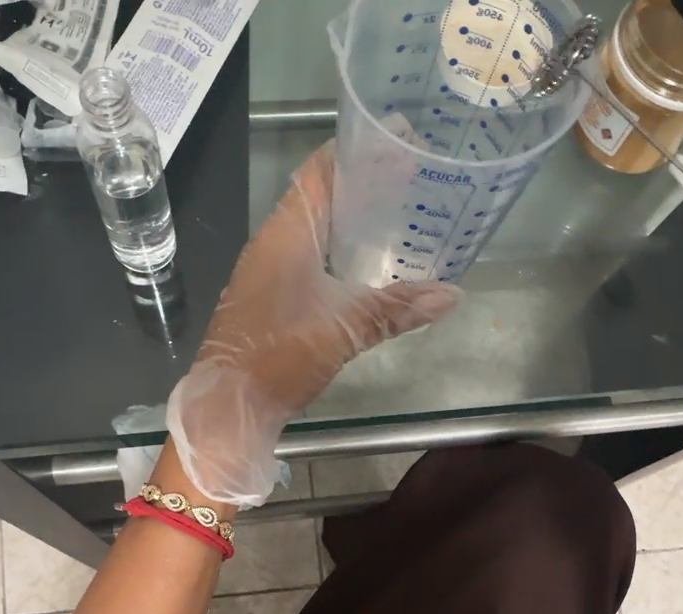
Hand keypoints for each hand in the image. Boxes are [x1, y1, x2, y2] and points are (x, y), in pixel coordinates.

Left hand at [166, 142, 463, 505]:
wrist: (229, 404)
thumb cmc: (280, 355)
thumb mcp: (345, 329)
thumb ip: (398, 308)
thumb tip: (453, 295)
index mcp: (287, 233)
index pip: (321, 170)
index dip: (359, 151)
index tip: (399, 139)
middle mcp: (272, 243)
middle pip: (321, 198)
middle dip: (364, 187)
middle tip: (413, 181)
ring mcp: (265, 272)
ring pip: (313, 232)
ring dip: (350, 223)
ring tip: (397, 219)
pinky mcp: (267, 299)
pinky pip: (307, 260)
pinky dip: (337, 255)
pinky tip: (364, 270)